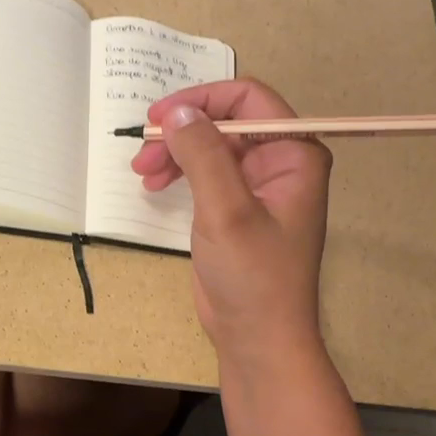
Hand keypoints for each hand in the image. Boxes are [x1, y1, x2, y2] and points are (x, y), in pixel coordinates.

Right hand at [130, 78, 330, 365]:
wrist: (258, 336)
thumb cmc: (252, 275)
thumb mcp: (225, 210)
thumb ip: (203, 155)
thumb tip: (178, 111)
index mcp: (293, 155)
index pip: (248, 100)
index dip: (201, 100)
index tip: (158, 119)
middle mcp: (280, 164)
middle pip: (226, 122)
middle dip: (182, 133)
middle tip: (141, 154)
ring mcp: (258, 188)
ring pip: (211, 148)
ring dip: (175, 154)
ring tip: (142, 173)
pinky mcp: (236, 210)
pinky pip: (207, 175)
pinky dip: (179, 174)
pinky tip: (156, 187)